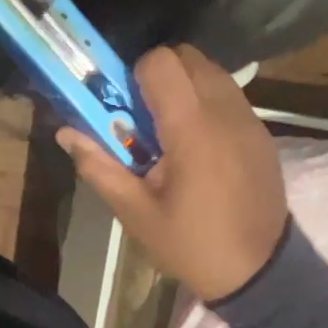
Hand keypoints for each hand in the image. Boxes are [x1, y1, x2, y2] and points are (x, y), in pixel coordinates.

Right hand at [58, 46, 287, 301]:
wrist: (260, 272)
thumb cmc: (192, 244)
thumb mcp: (135, 213)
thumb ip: (99, 166)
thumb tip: (65, 133)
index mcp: (192, 129)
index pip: (162, 62)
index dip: (135, 74)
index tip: (124, 105)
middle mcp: (225, 112)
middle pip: (188, 56)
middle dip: (159, 74)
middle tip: (142, 114)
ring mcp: (250, 120)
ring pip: (211, 71)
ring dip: (184, 85)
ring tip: (169, 130)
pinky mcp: (262, 133)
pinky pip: (229, 95)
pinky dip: (207, 101)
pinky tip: (197, 145)